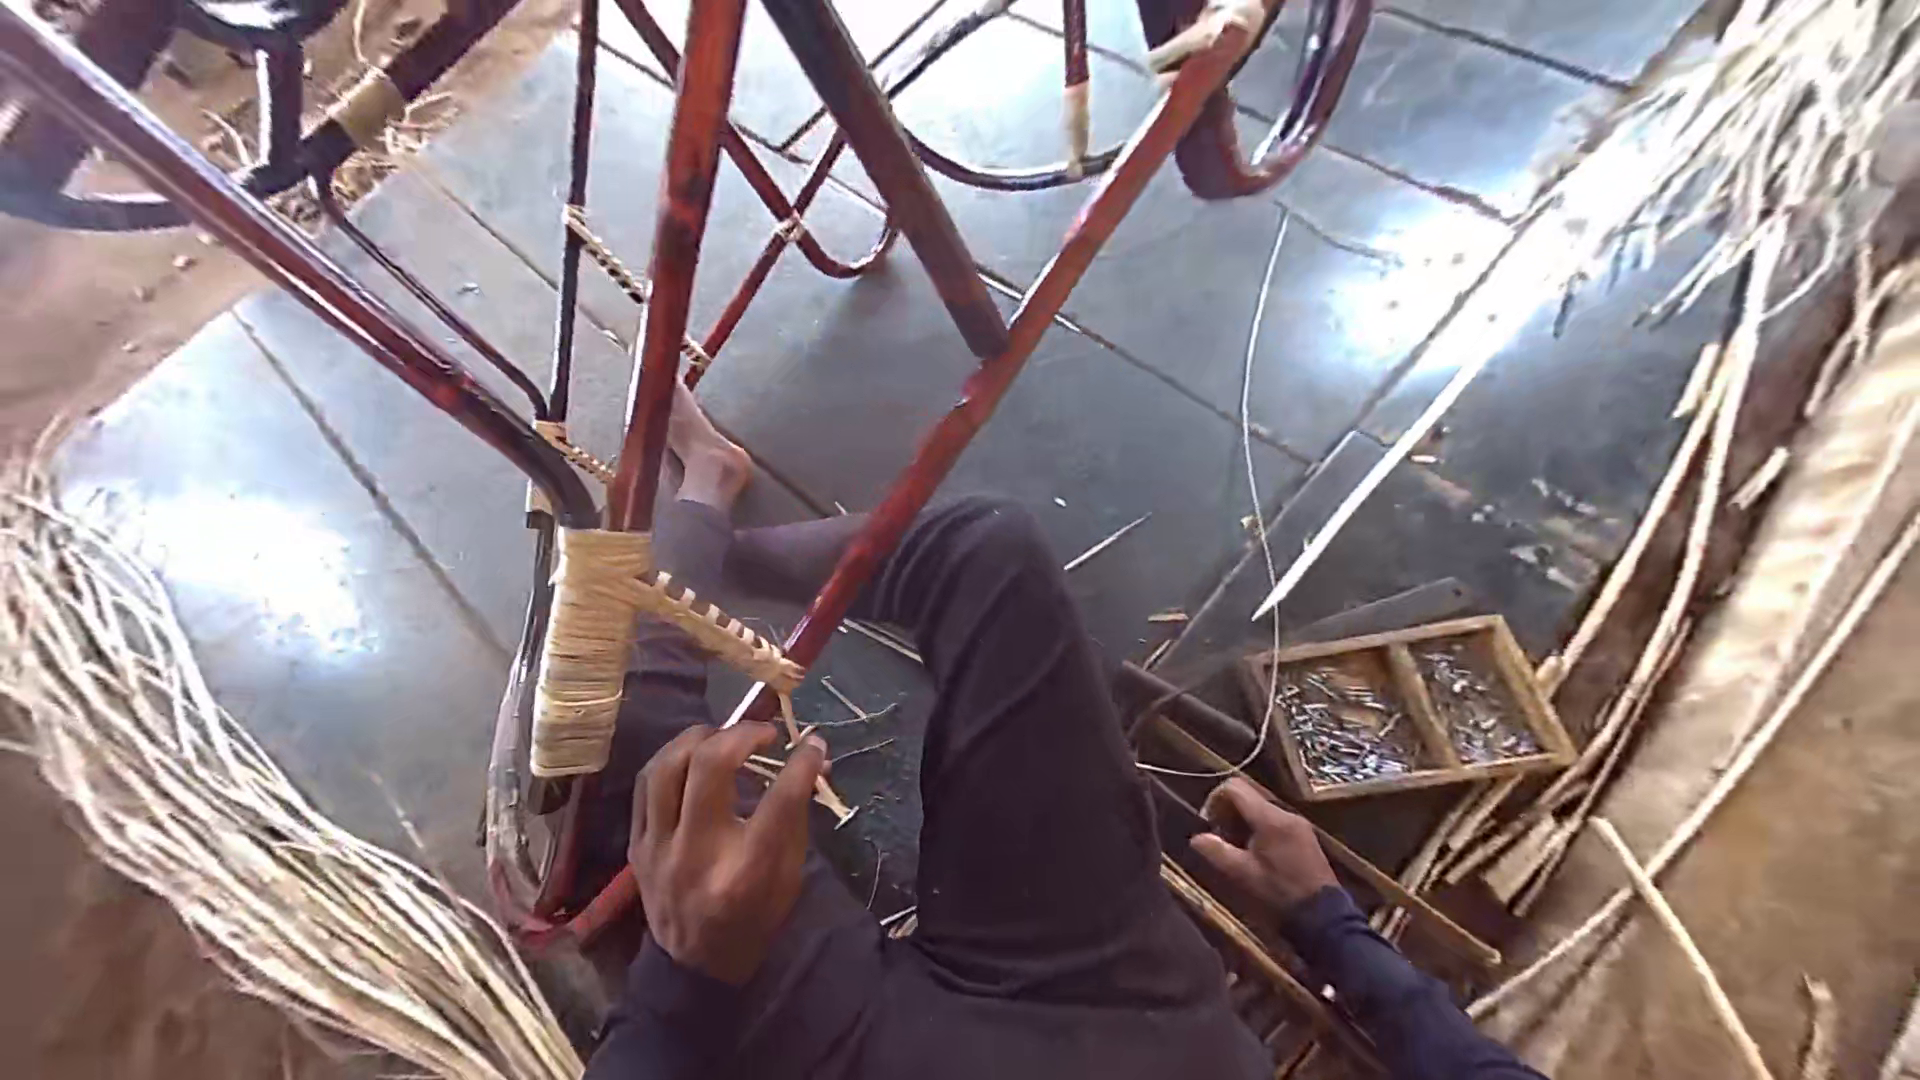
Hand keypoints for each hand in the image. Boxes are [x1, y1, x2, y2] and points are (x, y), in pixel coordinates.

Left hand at [628, 722, 828, 985]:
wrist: (695, 967)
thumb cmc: (756, 915)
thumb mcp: (791, 872)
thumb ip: (798, 811)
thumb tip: (813, 756)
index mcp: (746, 869)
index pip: (778, 799)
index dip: (802, 762)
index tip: (814, 742)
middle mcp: (697, 853)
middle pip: (710, 767)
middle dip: (743, 734)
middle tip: (765, 732)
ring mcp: (658, 849)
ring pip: (667, 766)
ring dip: (702, 737)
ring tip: (726, 735)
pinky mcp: (637, 846)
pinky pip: (646, 784)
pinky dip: (673, 758)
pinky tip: (696, 754)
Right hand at [1189, 777, 1338, 918]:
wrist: (1326, 920)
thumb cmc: (1280, 894)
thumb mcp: (1242, 874)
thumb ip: (1216, 851)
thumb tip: (1196, 838)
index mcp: (1269, 818)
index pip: (1233, 787)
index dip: (1214, 799)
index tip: (1208, 823)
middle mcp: (1284, 813)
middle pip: (1246, 795)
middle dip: (1227, 811)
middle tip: (1220, 836)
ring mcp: (1298, 824)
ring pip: (1259, 807)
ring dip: (1241, 820)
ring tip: (1236, 847)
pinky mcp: (1305, 836)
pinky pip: (1273, 819)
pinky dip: (1257, 827)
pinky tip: (1256, 852)